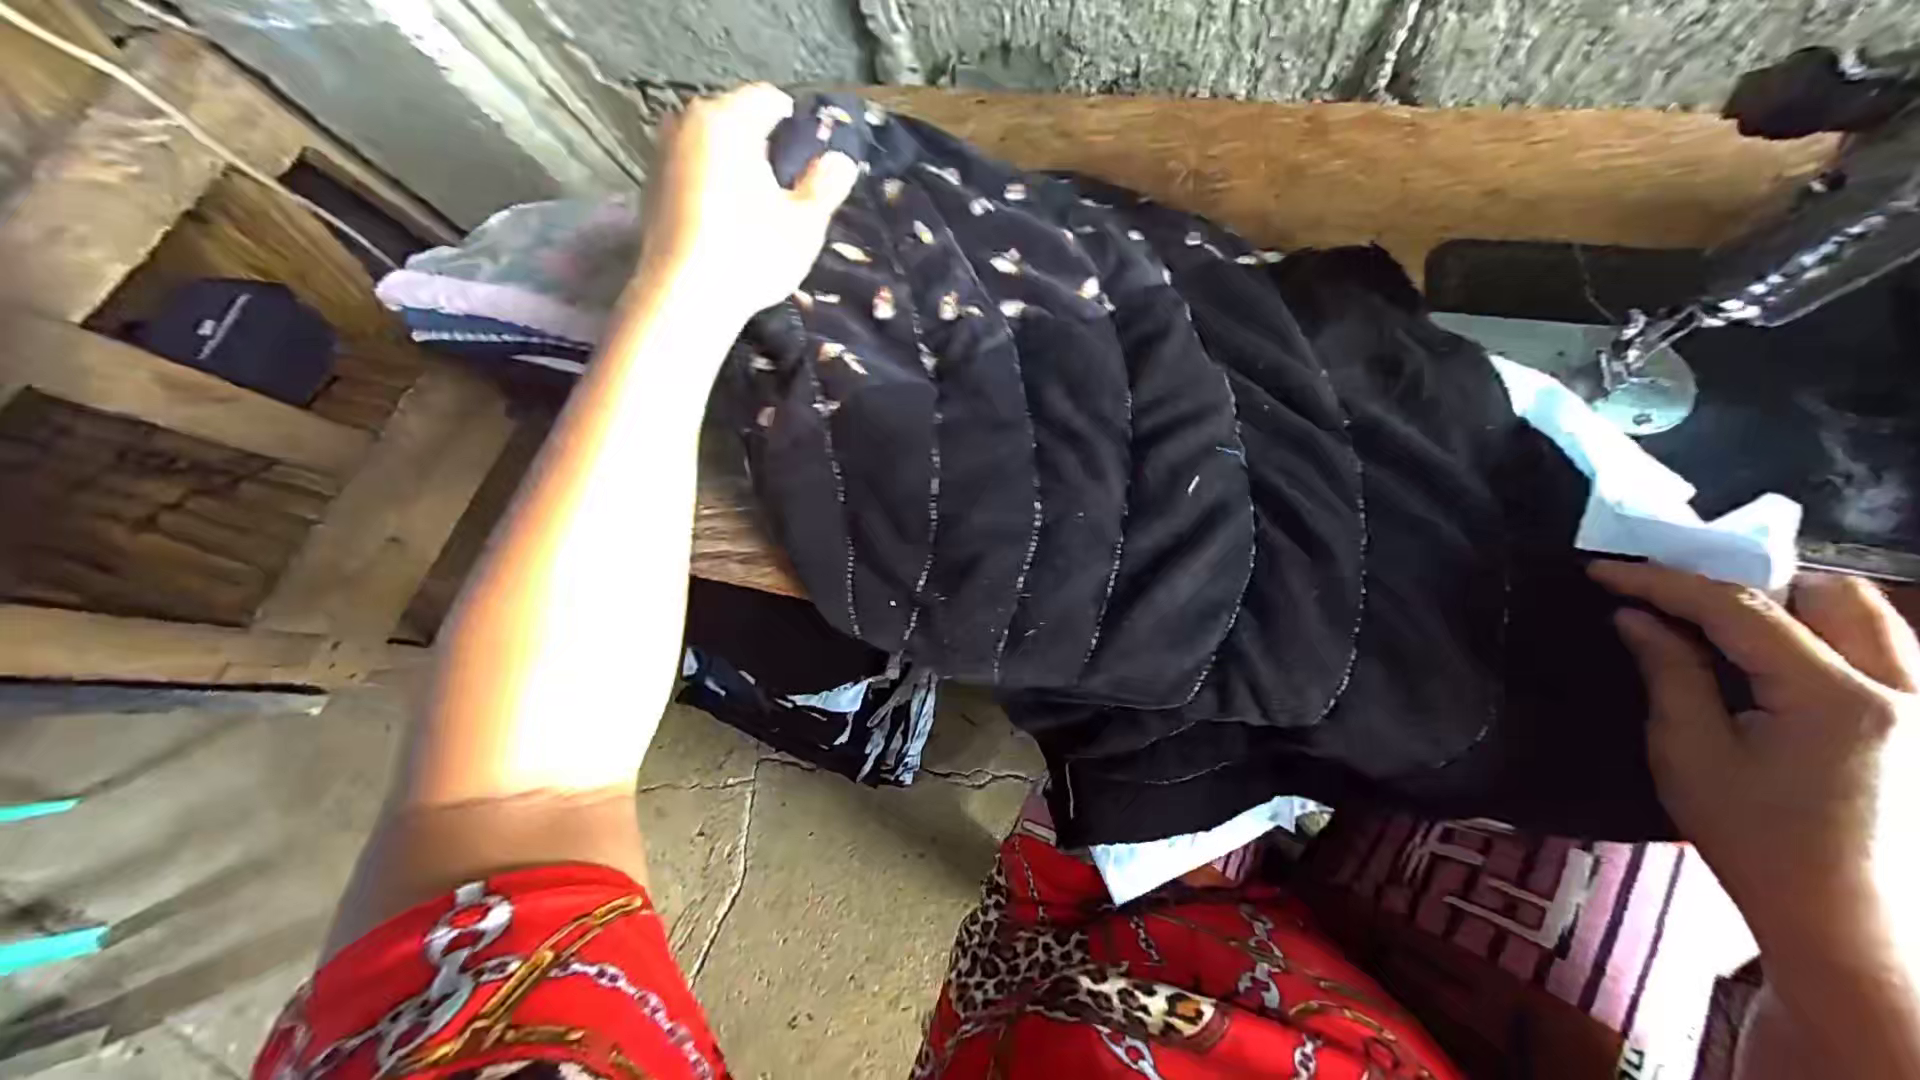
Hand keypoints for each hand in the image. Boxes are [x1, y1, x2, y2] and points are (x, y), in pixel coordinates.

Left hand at [635, 83, 858, 322]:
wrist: (685, 298)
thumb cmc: (751, 254)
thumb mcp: (804, 224)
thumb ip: (824, 186)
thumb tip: (841, 161)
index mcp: (727, 119)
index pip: (767, 99)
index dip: (795, 123)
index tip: (811, 154)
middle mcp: (687, 124)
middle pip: (735, 119)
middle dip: (762, 145)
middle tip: (788, 185)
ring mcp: (663, 155)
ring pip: (711, 147)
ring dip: (735, 166)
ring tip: (758, 205)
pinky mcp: (651, 190)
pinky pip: (692, 173)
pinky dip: (712, 186)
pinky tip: (728, 222)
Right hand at [1589, 561, 1919, 940]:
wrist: (1849, 919)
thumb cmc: (1755, 838)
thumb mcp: (1690, 753)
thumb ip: (1669, 672)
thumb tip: (1635, 617)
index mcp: (1837, 699)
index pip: (1739, 608)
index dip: (1662, 581)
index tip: (1602, 570)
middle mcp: (1907, 690)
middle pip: (1830, 593)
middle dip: (1745, 581)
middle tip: (1675, 596)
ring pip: (1872, 617)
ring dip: (1791, 604)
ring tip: (1722, 621)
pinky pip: (1887, 651)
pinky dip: (1825, 634)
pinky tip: (1776, 657)